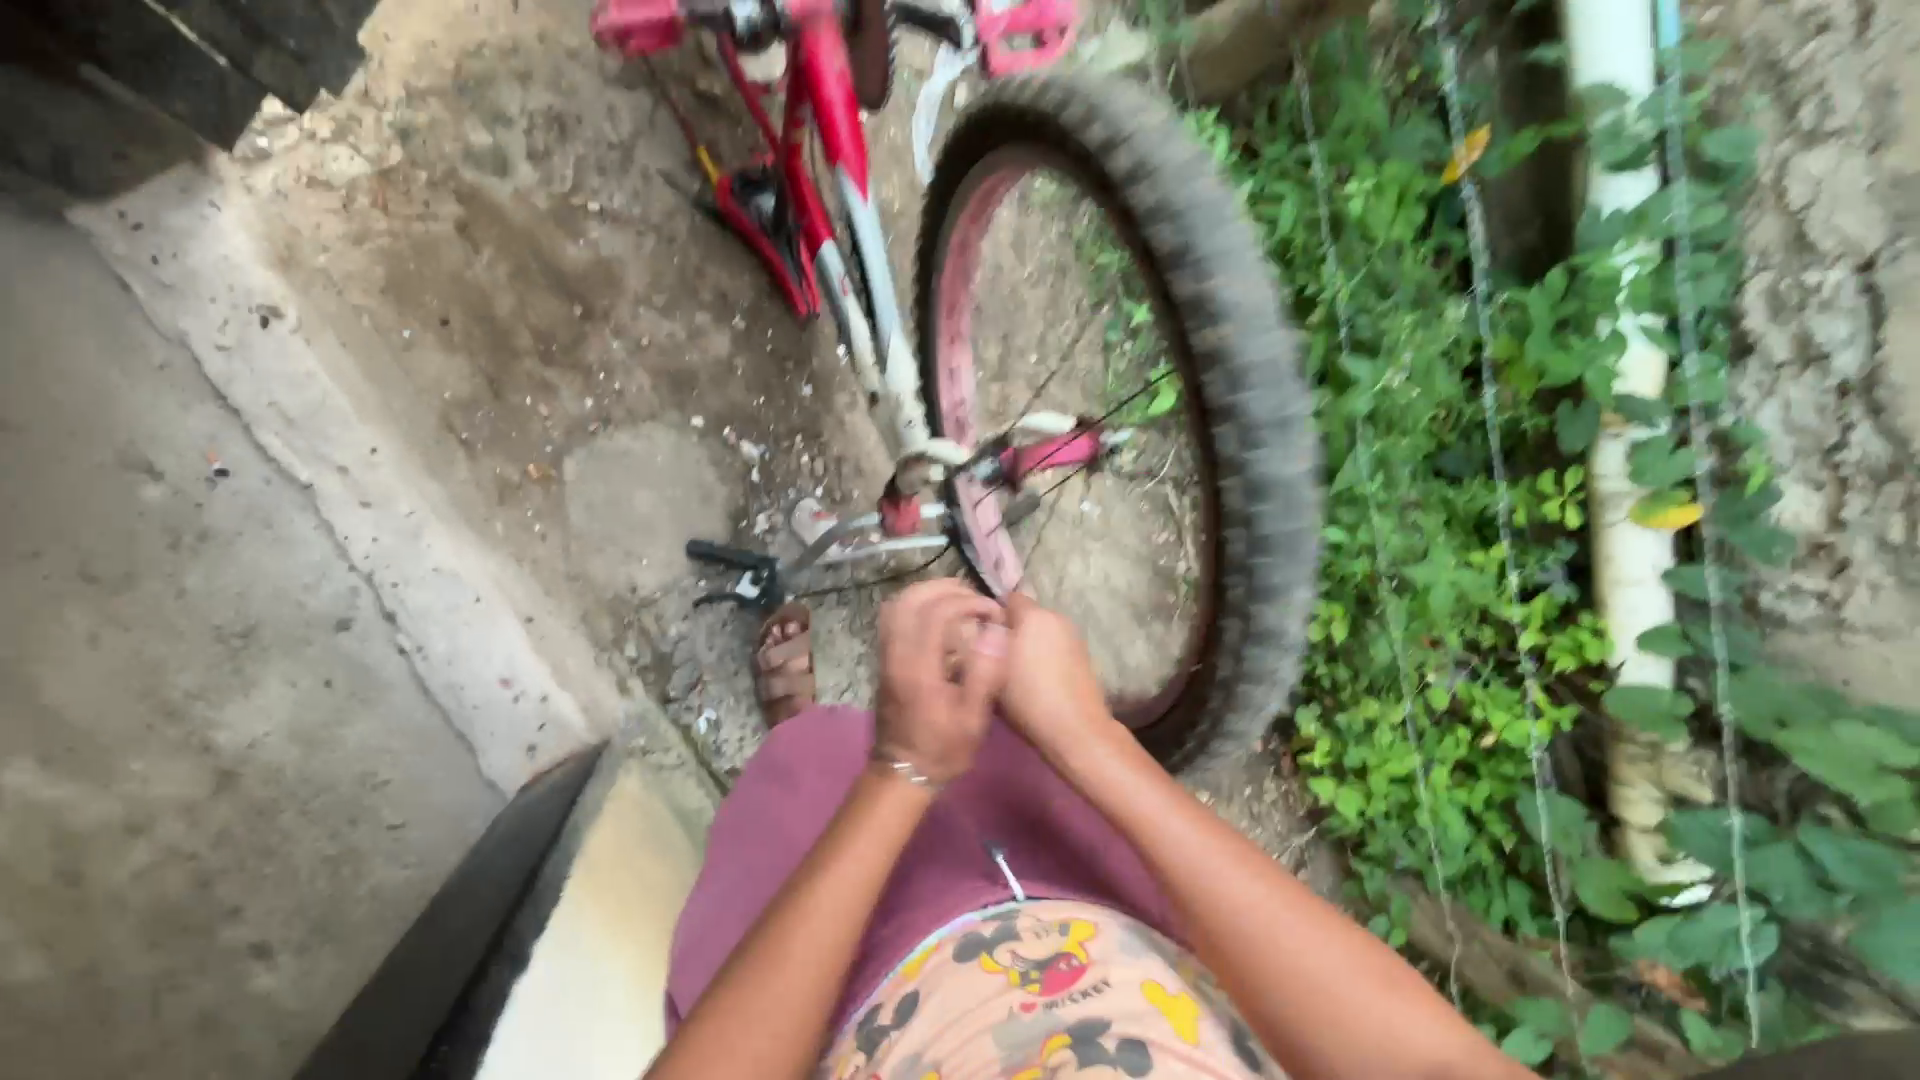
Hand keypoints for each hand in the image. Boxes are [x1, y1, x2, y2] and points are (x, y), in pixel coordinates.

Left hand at [873, 580, 1008, 783]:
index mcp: (918, 667)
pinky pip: (893, 618)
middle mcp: (895, 654)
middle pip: (910, 598)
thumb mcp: (973, 719)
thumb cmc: (942, 748)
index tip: (992, 613)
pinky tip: (939, 617)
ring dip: (928, 594)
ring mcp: (885, 655)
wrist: (902, 772)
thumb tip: (996, 631)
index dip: (968, 602)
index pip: (937, 612)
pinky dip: (916, 606)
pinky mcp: (883, 659)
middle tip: (975, 599)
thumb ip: (985, 673)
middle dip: (946, 589)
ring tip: (959, 601)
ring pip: (896, 605)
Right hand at [999, 594, 1120, 762]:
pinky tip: (1038, 679)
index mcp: (1034, 615)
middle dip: (1013, 629)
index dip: (994, 613)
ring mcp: (1074, 636)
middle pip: (1028, 614)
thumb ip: (986, 643)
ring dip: (1030, 643)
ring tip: (1016, 670)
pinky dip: (1045, 655)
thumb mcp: (992, 671)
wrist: (1074, 728)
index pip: (1010, 597)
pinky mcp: (1084, 655)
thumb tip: (984, 630)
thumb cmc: (1027, 698)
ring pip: (1042, 631)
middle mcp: (1057, 618)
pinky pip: (1056, 646)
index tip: (981, 633)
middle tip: (995, 655)